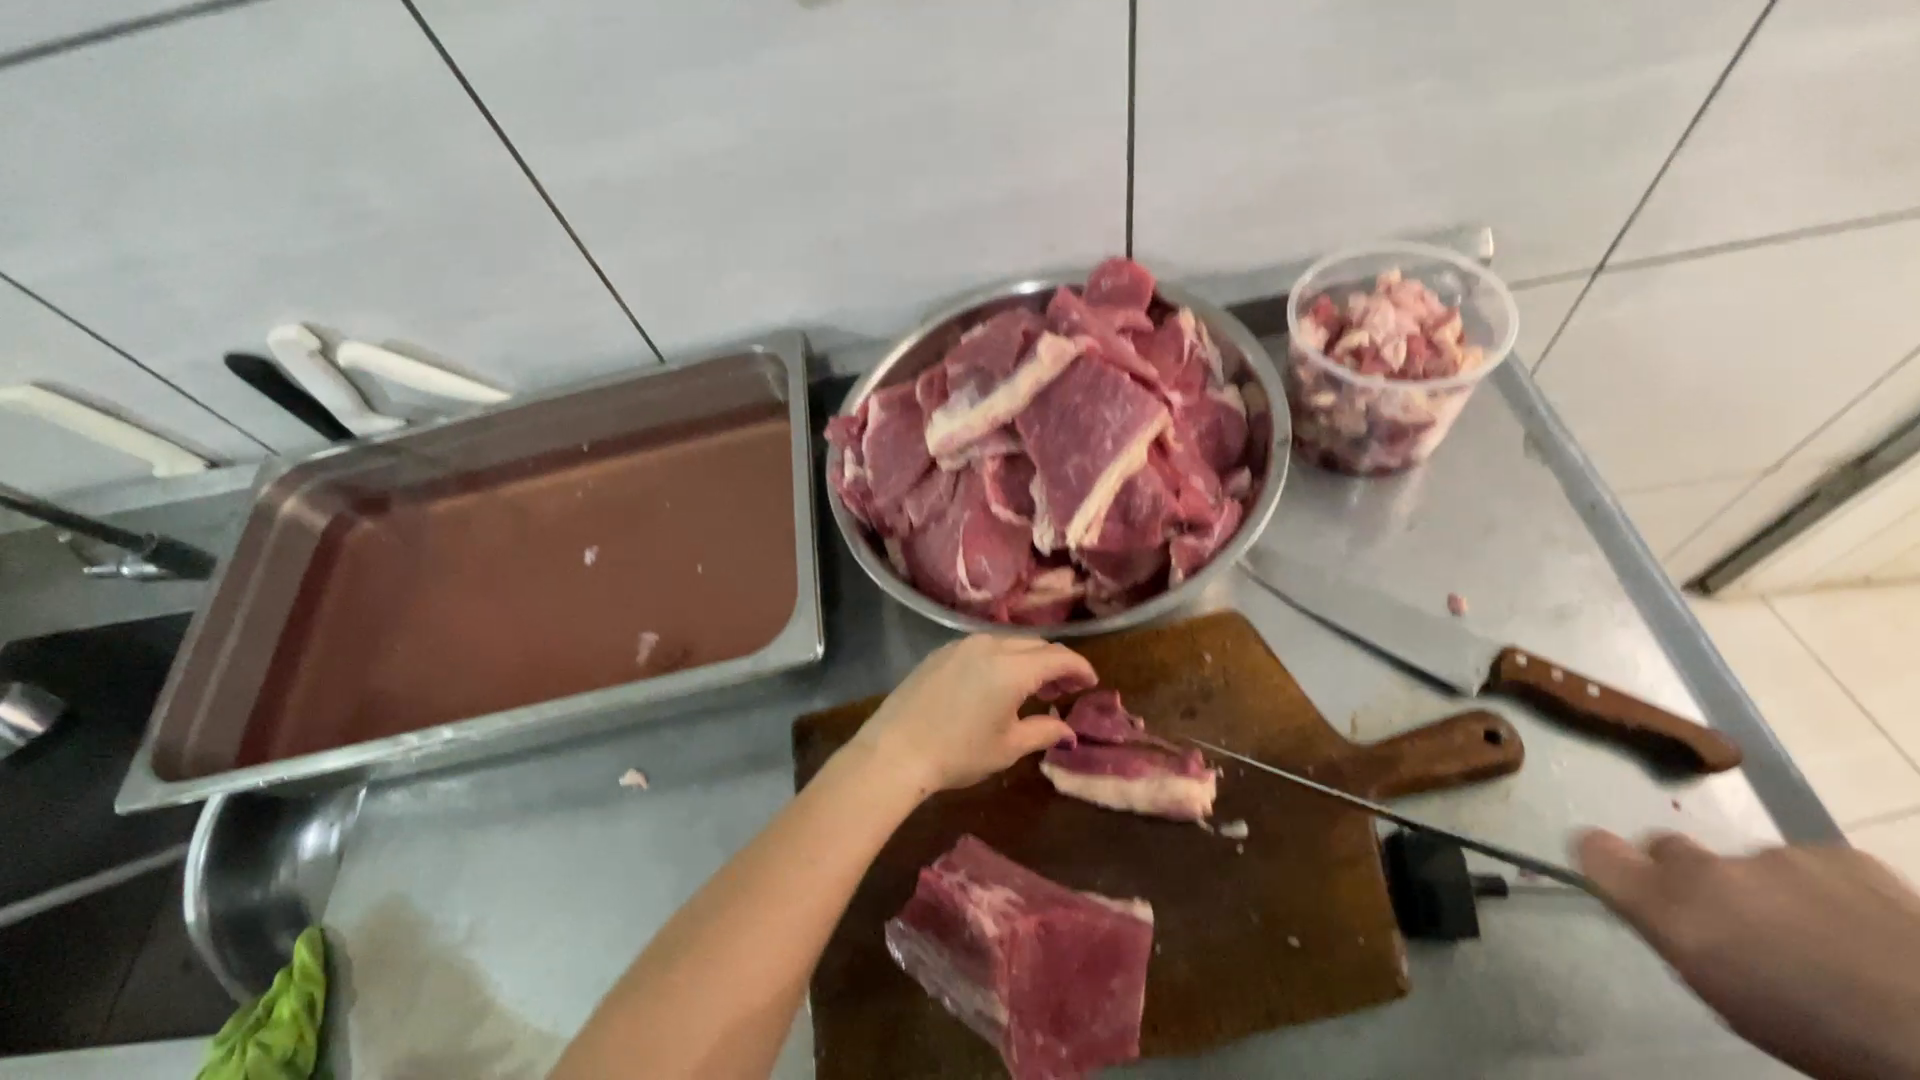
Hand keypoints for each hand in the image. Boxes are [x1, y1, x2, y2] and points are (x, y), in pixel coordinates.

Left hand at [852, 635, 1090, 797]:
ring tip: (1033, 688)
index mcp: (1013, 668)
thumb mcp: (1008, 747)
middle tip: (1063, 690)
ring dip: (1027, 660)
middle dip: (1055, 664)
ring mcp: (961, 645)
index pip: (1059, 658)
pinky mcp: (941, 652)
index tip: (1091, 682)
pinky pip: (982, 648)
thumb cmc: (958, 753)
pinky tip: (997, 684)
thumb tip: (1067, 730)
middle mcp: (990, 646)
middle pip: (1035, 645)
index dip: (1080, 668)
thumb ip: (1043, 732)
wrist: (895, 751)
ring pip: (1008, 643)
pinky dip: (1001, 660)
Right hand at [1577, 829, 1919, 1079]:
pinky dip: (1817, 890)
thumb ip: (1681, 940)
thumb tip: (1665, 913)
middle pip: (1667, 849)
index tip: (1619, 878)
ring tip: (1815, 939)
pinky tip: (1856, 929)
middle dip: (1688, 878)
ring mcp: (1775, 855)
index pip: (1596, 851)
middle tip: (1732, 924)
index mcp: (1672, 909)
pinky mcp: (1839, 852)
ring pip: (1743, 861)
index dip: (1603, 860)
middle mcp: (1709, 870)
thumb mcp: (1725, 998)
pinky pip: (1806, 864)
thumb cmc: (1821, 1037)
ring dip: (1762, 890)